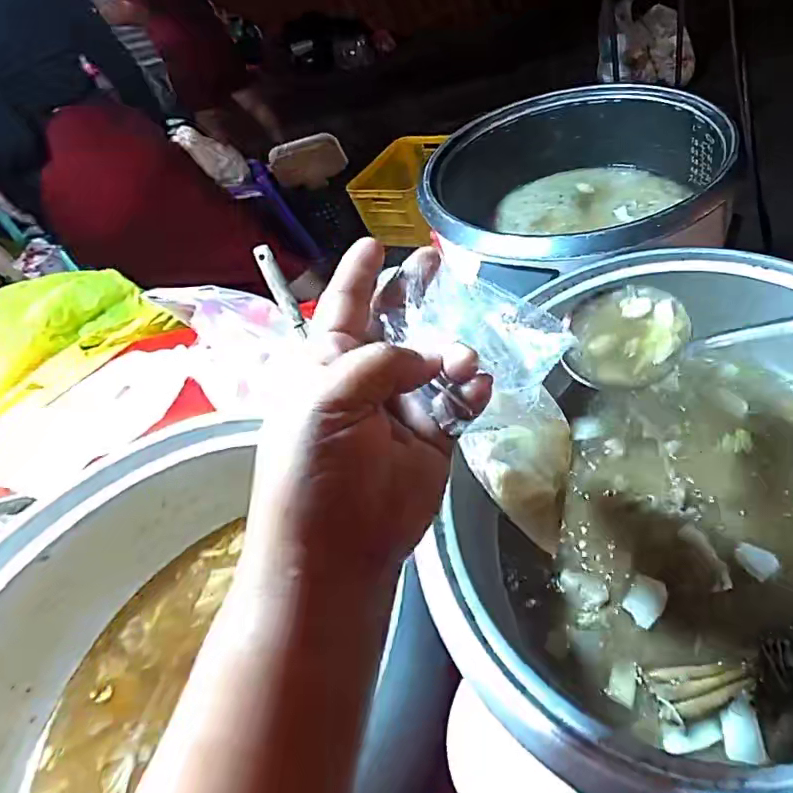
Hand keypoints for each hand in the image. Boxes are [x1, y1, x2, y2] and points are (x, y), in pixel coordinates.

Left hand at [246, 241, 490, 591]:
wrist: (340, 548)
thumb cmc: (315, 472)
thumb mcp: (328, 403)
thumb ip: (380, 362)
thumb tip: (433, 357)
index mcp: (329, 365)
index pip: (346, 307)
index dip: (359, 274)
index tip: (374, 243)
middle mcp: (370, 379)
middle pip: (400, 322)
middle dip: (418, 293)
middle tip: (441, 264)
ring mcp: (406, 406)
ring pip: (440, 361)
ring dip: (457, 353)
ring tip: (464, 363)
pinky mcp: (438, 435)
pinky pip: (462, 400)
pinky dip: (474, 390)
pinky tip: (478, 388)